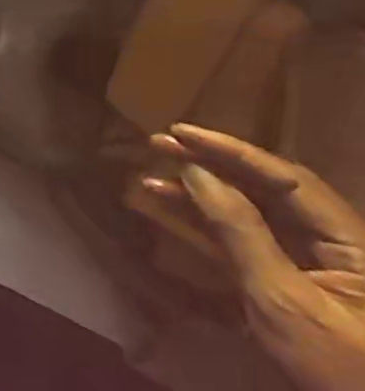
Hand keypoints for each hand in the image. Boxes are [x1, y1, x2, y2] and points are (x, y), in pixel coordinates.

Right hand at [141, 123, 364, 390]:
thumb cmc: (337, 363)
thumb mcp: (283, 298)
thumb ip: (240, 231)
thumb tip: (195, 171)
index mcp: (361, 248)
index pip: (292, 182)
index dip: (235, 152)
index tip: (180, 131)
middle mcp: (344, 246)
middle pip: (274, 191)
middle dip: (214, 163)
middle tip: (159, 141)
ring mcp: (319, 263)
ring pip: (256, 209)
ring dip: (202, 187)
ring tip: (152, 169)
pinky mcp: (293, 277)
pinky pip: (248, 234)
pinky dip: (204, 214)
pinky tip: (164, 199)